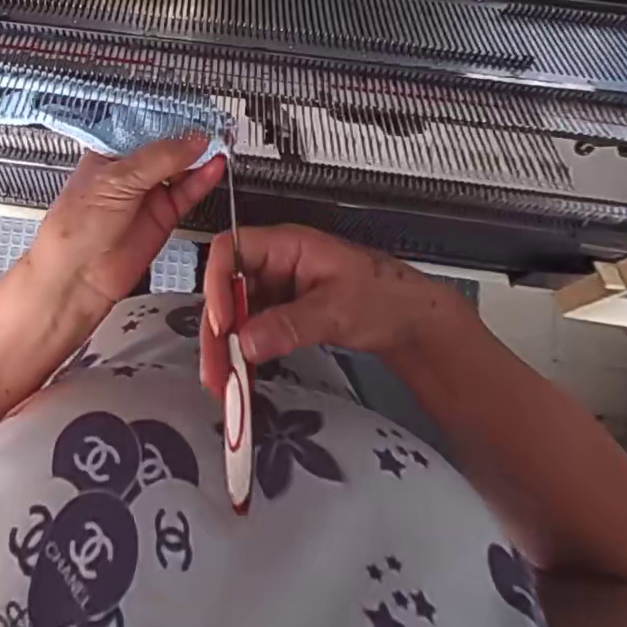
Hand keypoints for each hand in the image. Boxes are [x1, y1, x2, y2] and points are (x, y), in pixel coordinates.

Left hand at [22, 134, 225, 306]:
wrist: (76, 277)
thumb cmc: (74, 227)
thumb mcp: (116, 181)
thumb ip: (158, 158)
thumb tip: (192, 140)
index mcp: (111, 152)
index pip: (147, 127)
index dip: (171, 119)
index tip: (194, 112)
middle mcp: (130, 171)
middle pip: (168, 147)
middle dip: (190, 137)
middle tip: (214, 126)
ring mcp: (148, 193)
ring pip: (182, 169)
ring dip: (201, 157)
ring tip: (220, 144)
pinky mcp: (163, 216)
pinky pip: (188, 192)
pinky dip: (204, 179)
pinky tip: (214, 167)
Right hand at [199, 224, 469, 396]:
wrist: (410, 319)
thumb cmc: (384, 295)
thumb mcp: (337, 309)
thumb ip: (291, 324)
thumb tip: (247, 340)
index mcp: (287, 245)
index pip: (231, 250)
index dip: (218, 283)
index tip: (223, 322)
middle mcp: (275, 263)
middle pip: (226, 287)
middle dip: (217, 328)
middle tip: (216, 367)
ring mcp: (277, 287)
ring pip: (234, 311)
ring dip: (225, 346)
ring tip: (223, 380)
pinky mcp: (281, 311)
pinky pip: (251, 328)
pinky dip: (242, 352)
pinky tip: (241, 376)